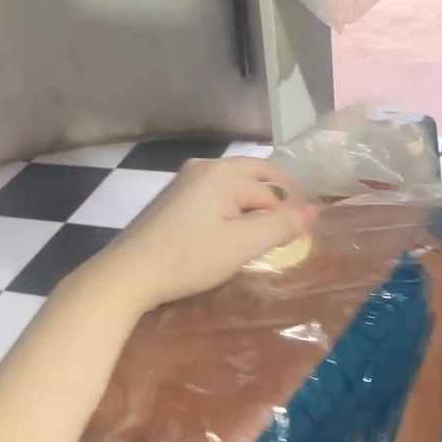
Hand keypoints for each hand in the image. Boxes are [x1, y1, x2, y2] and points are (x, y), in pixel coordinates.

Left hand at [80, 156, 316, 314]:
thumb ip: (280, 226)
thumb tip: (314, 210)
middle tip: (291, 225)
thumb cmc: (188, 259)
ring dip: (253, 201)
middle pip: (253, 175)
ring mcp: (183, 180)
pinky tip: (231, 229)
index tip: (303, 235)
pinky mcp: (171, 199)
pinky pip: (214, 194)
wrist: (127, 274)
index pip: (272, 191)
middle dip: (275, 197)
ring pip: (233, 184)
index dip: (291, 212)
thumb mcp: (241, 245)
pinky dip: (231, 206)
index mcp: (223, 173)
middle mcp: (204, 167)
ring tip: (265, 229)